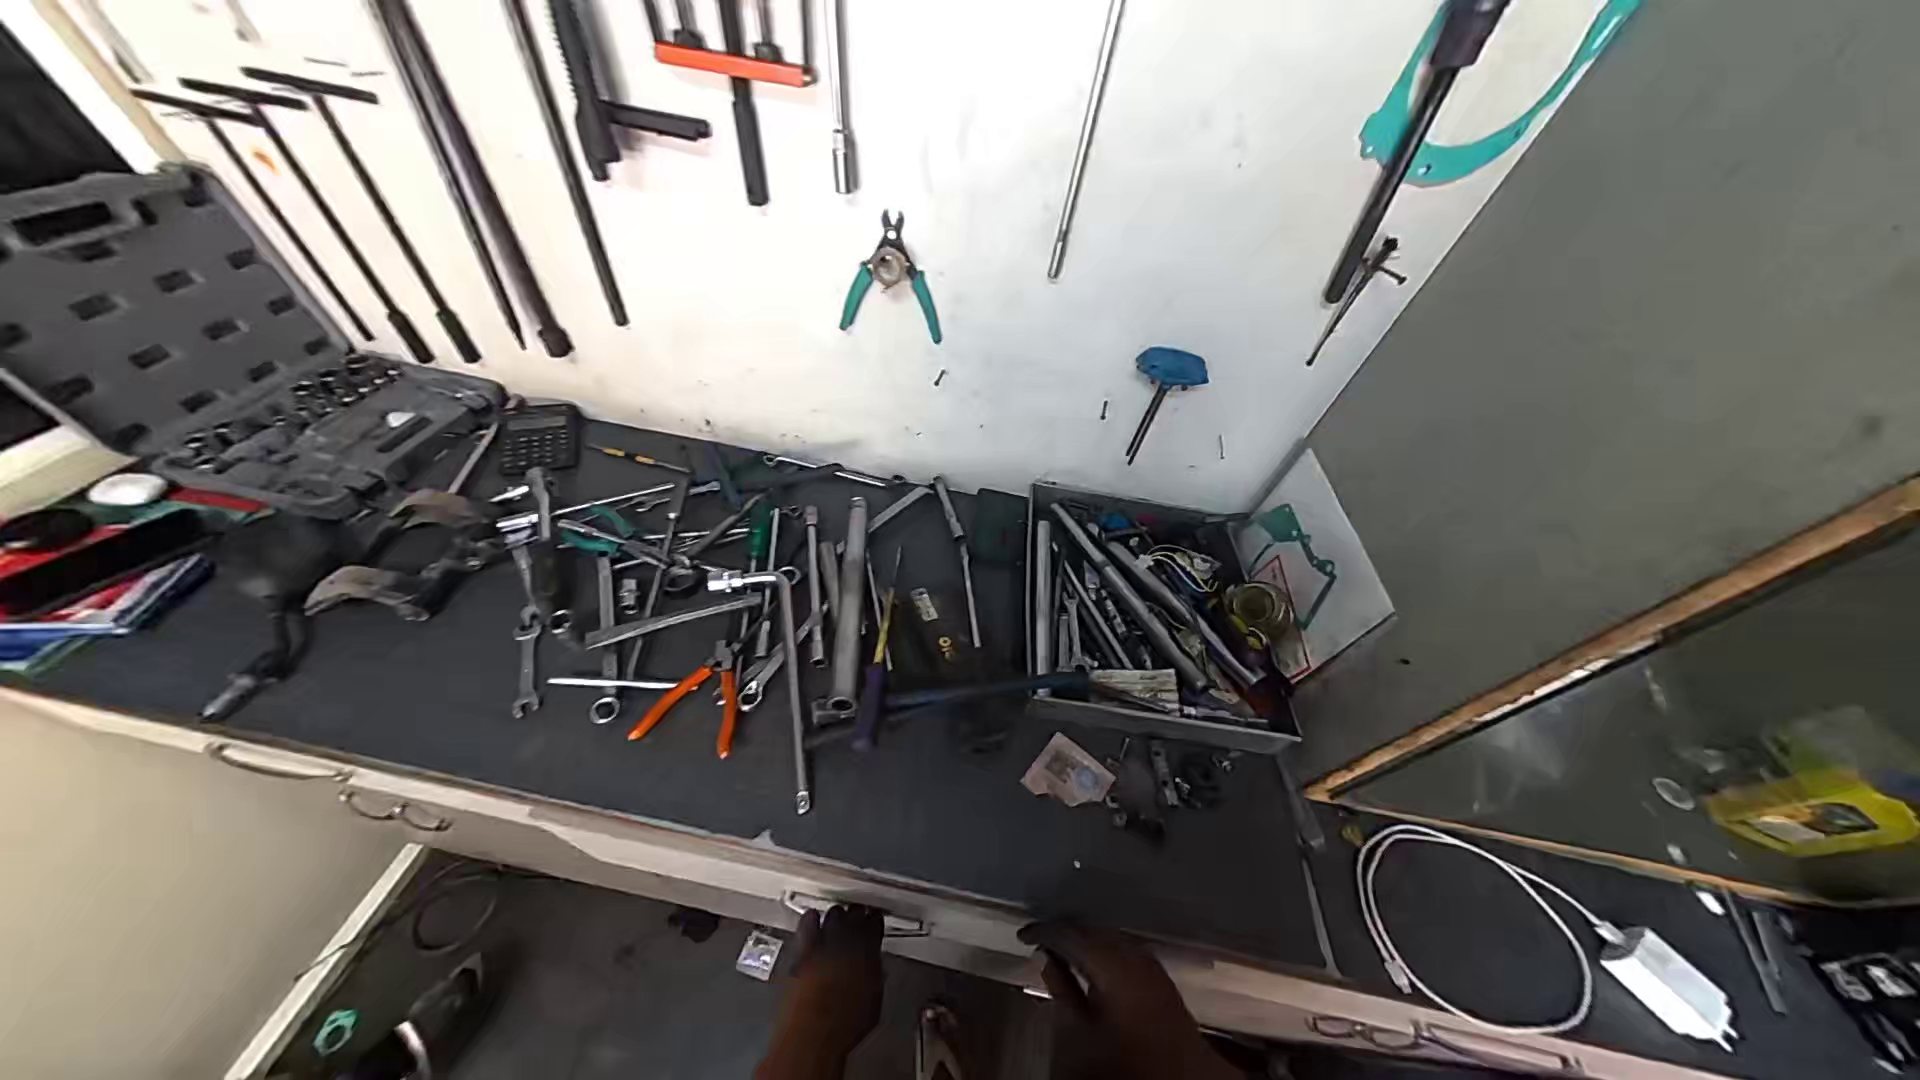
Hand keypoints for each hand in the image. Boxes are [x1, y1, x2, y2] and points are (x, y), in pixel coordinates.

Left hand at [755, 905, 884, 1079]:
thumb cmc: (845, 1023)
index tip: (873, 922)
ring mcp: (824, 940)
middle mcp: (848, 938)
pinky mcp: (803, 948)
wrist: (815, 1033)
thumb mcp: (873, 1000)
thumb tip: (875, 974)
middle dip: (856, 915)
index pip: (875, 922)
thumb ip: (875, 976)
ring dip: (836, 916)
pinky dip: (811, 919)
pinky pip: (808, 922)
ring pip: (833, 913)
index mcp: (869, 948)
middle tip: (856, 919)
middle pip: (854, 913)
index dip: (874, 921)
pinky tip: (812, 919)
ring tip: (836, 919)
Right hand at [1019, 920, 1241, 1079]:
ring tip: (1059, 948)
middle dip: (1062, 929)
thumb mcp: (1081, 1034)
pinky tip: (1088, 960)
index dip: (1042, 931)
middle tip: (1038, 939)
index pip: (1068, 932)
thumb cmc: (1126, 1062)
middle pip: (1088, 927)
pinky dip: (1099, 946)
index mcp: (1109, 960)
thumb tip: (1048, 961)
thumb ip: (1062, 992)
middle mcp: (1129, 949)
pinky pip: (1119, 944)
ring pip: (1104, 933)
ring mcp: (1145, 958)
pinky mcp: (1155, 970)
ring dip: (1081, 936)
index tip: (1022, 937)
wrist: (1182, 1079)